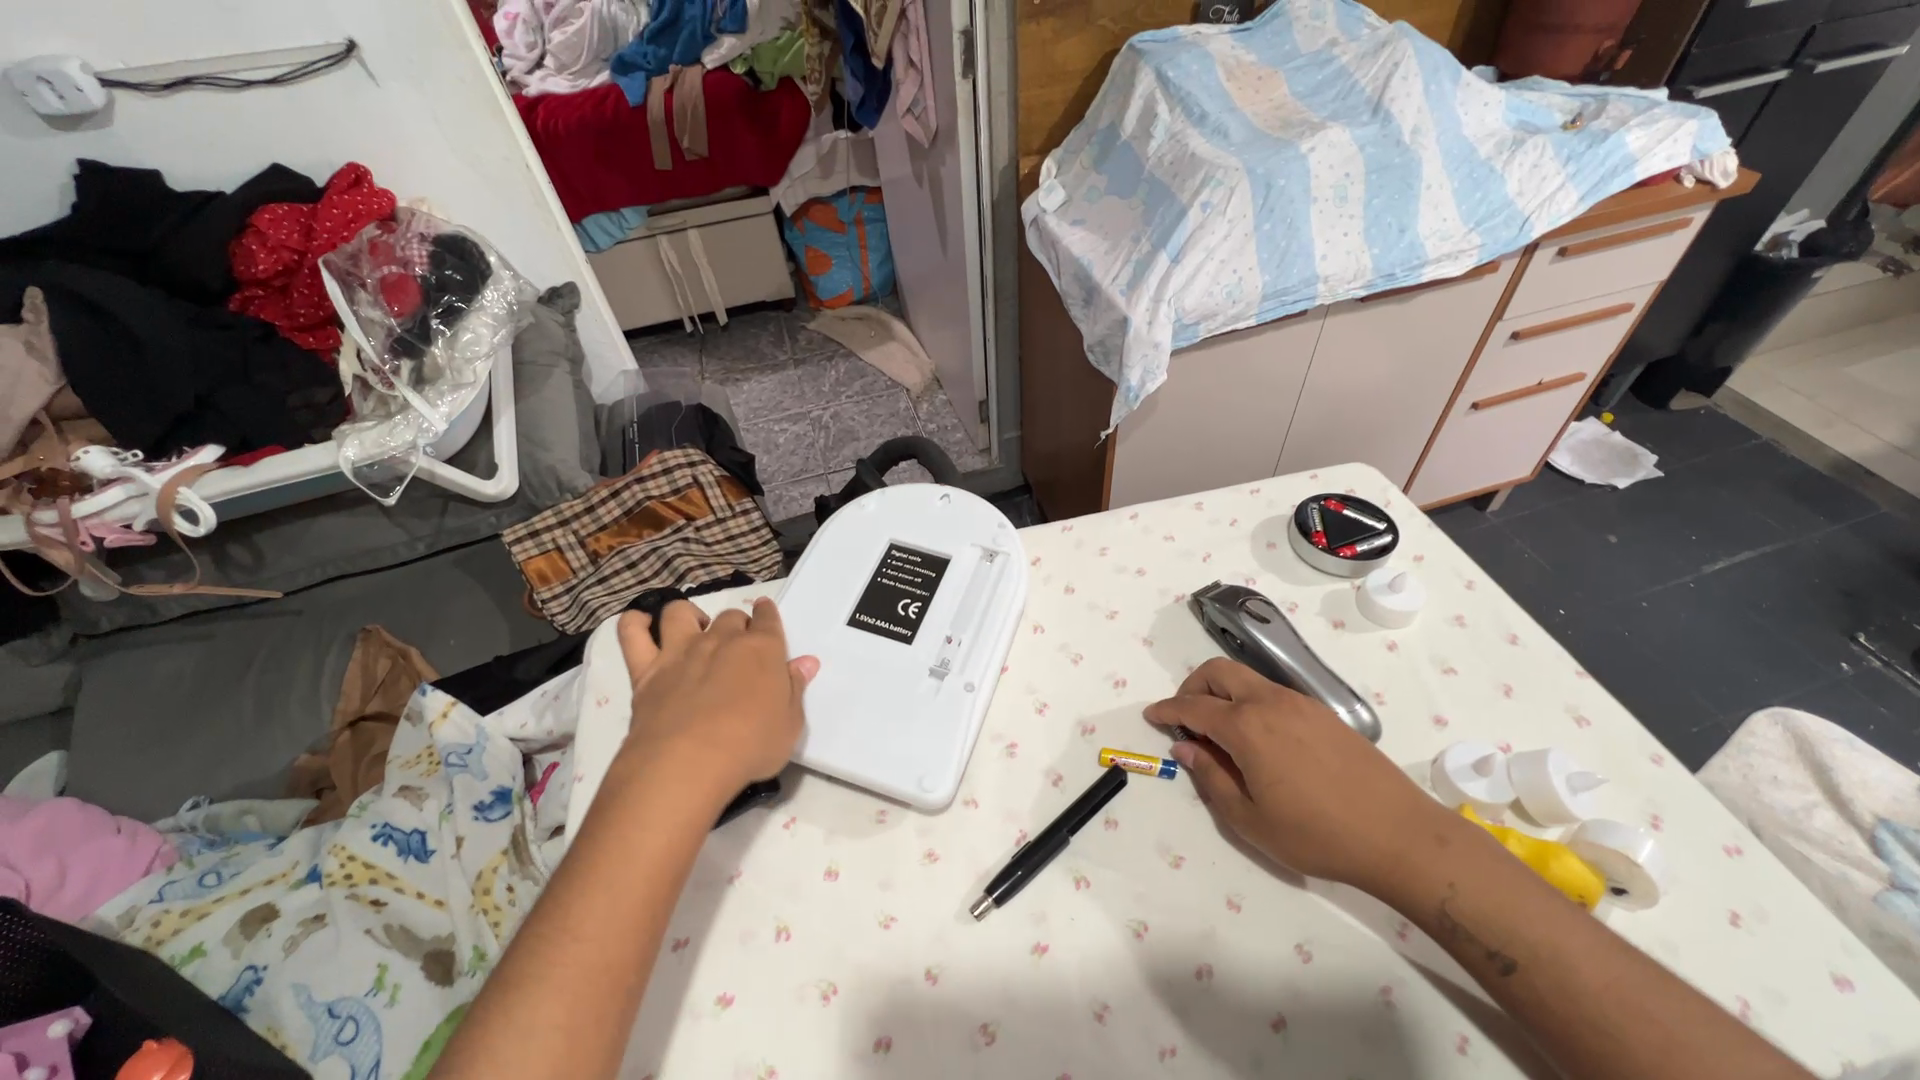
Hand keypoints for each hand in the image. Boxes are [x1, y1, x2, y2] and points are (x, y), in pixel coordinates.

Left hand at [612, 598, 820, 803]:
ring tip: (693, 632)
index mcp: (762, 650)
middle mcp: (721, 640)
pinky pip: (632, 633)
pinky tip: (640, 623)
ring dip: (689, 616)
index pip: (768, 620)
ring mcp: (680, 652)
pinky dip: (634, 622)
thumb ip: (795, 689)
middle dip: (736, 624)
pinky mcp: (646, 670)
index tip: (765, 615)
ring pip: (681, 613)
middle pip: (730, 616)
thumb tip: (805, 662)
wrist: (688, 762)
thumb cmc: (750, 746)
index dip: (767, 615)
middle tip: (737, 644)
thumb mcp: (790, 725)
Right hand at [1144, 657, 1443, 889]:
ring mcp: (1302, 704)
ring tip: (1220, 735)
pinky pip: (1274, 694)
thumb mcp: (1249, 820)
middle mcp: (1272, 703)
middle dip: (1193, 687)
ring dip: (1223, 694)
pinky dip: (1251, 703)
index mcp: (1247, 727)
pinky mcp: (1325, 714)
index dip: (1167, 710)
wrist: (1399, 835)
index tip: (1151, 716)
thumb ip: (1211, 778)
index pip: (1193, 706)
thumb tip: (1187, 748)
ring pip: (1249, 679)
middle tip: (1184, 719)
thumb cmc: (1316, 835)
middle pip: (1220, 672)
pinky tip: (1259, 741)